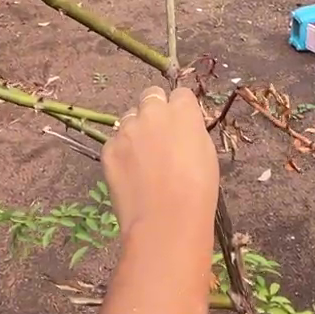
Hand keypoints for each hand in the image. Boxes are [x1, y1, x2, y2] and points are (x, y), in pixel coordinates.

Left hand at [102, 86, 218, 245]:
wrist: (166, 220)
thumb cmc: (198, 188)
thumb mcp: (205, 151)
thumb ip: (191, 130)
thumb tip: (181, 129)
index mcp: (182, 110)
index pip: (180, 93)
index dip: (180, 109)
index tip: (181, 124)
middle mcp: (153, 112)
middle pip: (151, 96)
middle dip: (154, 110)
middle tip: (159, 135)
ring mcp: (127, 129)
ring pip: (129, 118)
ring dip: (136, 130)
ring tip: (143, 158)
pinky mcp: (108, 149)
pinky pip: (115, 142)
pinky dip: (122, 152)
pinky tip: (131, 173)